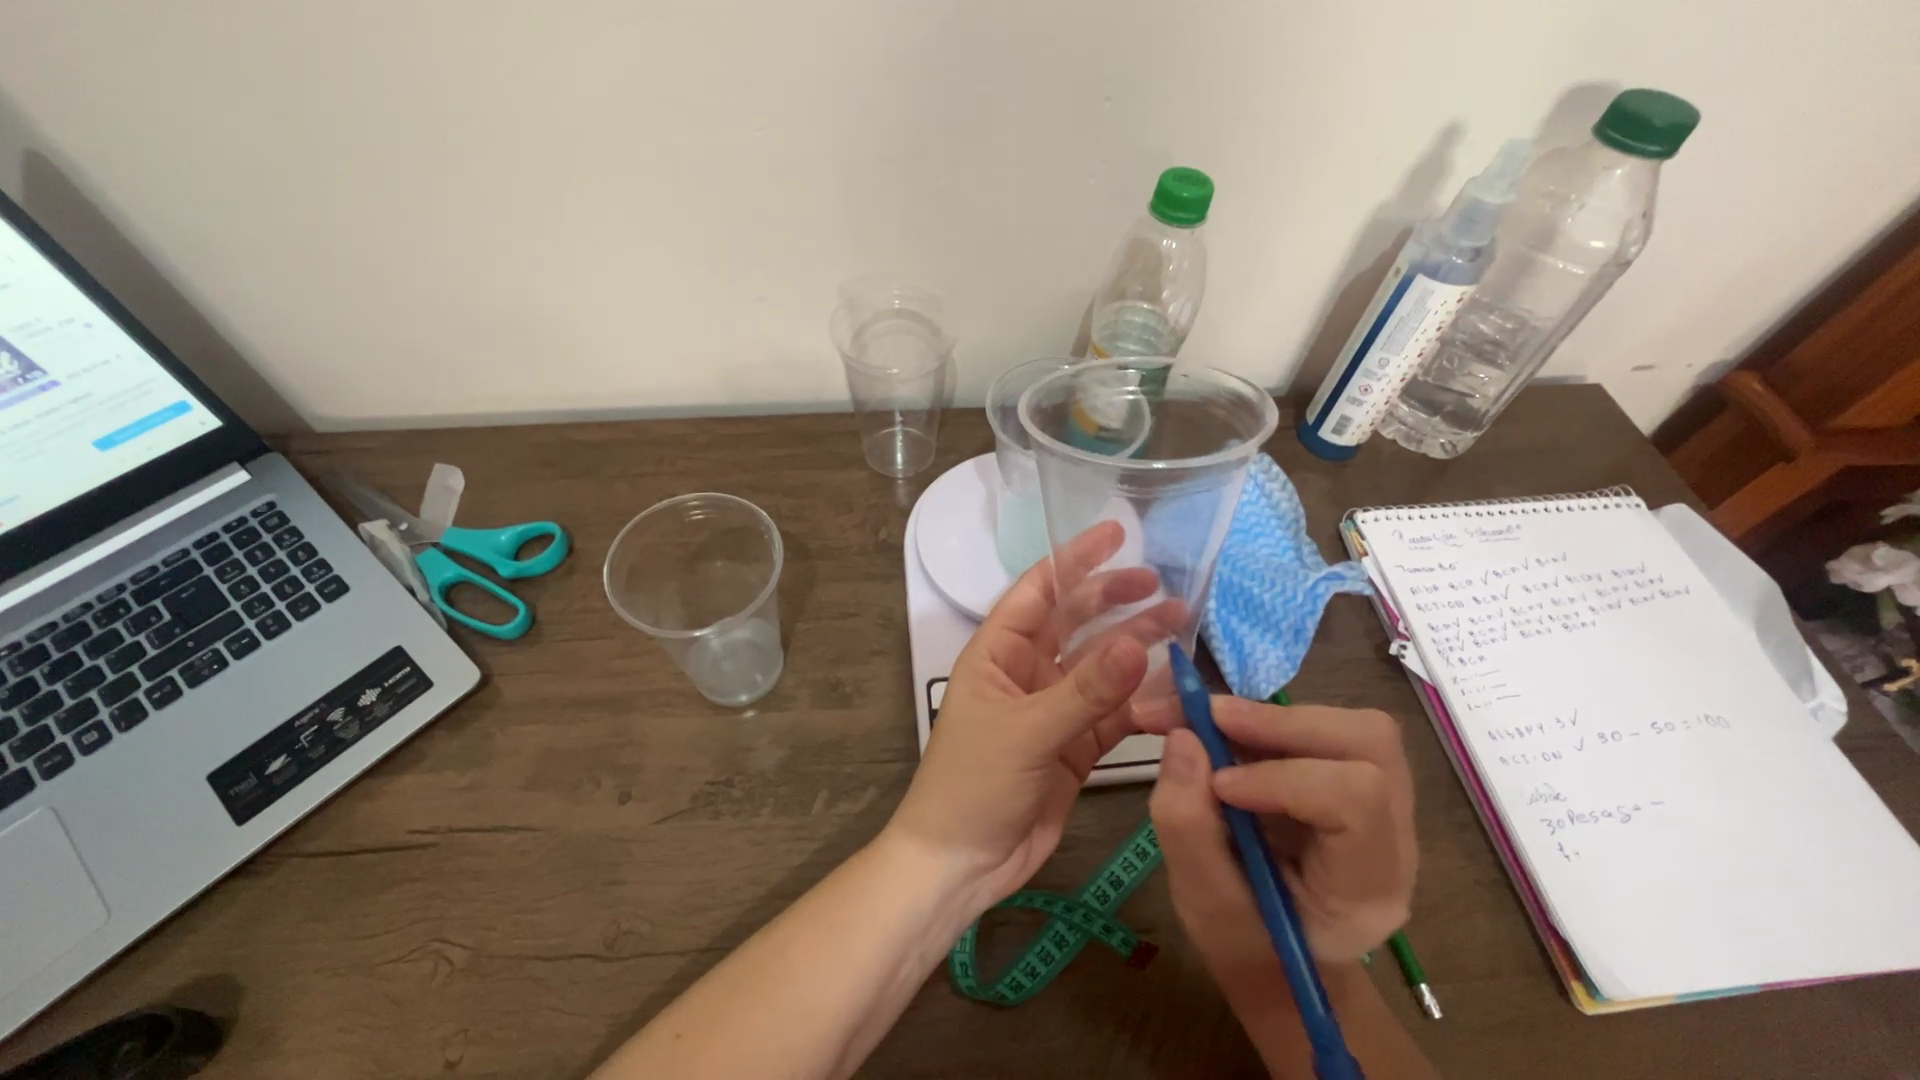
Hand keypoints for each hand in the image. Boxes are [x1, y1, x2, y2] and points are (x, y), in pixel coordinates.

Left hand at [884, 522, 1176, 910]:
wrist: (961, 864)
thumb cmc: (973, 784)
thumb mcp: (1026, 731)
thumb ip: (1085, 691)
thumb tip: (1140, 644)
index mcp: (997, 653)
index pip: (1038, 591)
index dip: (1075, 560)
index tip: (1116, 533)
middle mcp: (1026, 673)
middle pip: (1075, 623)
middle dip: (1115, 600)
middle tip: (1164, 584)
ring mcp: (1053, 711)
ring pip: (1101, 667)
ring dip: (1137, 647)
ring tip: (1182, 625)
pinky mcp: (1075, 748)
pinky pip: (1114, 714)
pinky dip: (1142, 701)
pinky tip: (1176, 686)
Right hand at [1139, 699, 1416, 979]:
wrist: (1276, 954)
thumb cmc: (1244, 940)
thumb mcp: (1203, 902)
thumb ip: (1187, 824)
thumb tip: (1183, 736)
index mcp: (1367, 887)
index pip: (1357, 800)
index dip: (1283, 777)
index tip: (1218, 785)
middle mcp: (1395, 836)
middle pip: (1367, 742)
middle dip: (1279, 721)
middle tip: (1204, 716)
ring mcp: (1385, 802)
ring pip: (1349, 725)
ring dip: (1272, 716)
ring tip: (1209, 723)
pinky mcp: (1354, 776)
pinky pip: (1324, 728)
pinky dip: (1267, 720)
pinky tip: (1224, 734)